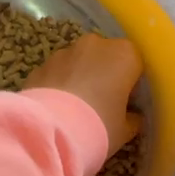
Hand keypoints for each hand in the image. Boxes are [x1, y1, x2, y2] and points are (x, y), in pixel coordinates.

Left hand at [24, 34, 144, 152]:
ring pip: (77, 63)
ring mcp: (63, 52)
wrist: (50, 130)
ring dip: (78, 78)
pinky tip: (55, 109)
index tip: (125, 104)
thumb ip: (132, 119)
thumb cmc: (99, 125)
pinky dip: (56, 85)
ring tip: (73, 108)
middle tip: (100, 104)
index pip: (135, 64)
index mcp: (124, 54)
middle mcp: (94, 45)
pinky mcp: (40, 66)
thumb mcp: (125, 130)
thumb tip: (132, 117)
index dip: (130, 85)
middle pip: (104, 58)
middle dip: (103, 76)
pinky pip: (55, 74)